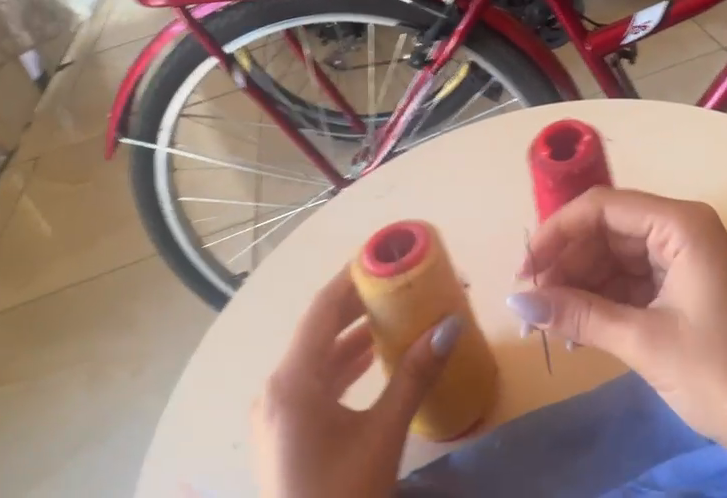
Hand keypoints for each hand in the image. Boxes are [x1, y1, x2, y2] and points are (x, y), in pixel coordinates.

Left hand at [249, 269, 460, 497]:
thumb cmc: (342, 497)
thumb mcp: (383, 435)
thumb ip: (415, 375)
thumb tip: (452, 324)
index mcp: (291, 382)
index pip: (323, 308)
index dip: (355, 276)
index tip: (390, 254)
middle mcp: (275, 390)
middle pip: (319, 329)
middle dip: (363, 303)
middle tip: (406, 283)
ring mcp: (274, 415)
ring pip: (317, 357)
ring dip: (354, 334)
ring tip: (398, 313)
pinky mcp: (283, 435)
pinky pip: (314, 382)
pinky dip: (344, 364)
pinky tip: (373, 360)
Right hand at [508, 188, 726, 454]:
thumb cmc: (719, 372)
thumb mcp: (643, 340)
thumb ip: (578, 313)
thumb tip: (517, 302)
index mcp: (680, 224)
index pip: (602, 207)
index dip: (556, 233)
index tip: (523, 273)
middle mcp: (681, 229)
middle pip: (606, 230)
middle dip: (566, 263)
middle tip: (530, 306)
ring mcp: (682, 259)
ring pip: (614, 257)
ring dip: (579, 285)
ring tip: (547, 323)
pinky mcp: (682, 288)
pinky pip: (629, 281)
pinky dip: (601, 301)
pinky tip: (574, 328)